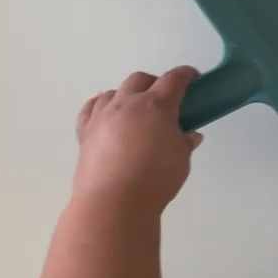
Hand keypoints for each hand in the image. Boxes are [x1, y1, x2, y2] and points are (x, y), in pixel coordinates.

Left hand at [73, 67, 201, 214]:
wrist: (114, 202)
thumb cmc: (156, 179)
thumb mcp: (181, 160)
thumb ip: (185, 143)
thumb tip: (189, 135)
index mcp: (156, 106)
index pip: (174, 80)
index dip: (186, 75)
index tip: (193, 77)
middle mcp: (128, 103)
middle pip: (140, 79)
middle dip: (155, 82)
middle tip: (166, 99)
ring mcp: (102, 115)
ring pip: (114, 91)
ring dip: (128, 94)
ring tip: (136, 110)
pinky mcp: (85, 130)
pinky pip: (92, 107)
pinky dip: (103, 105)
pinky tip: (108, 114)